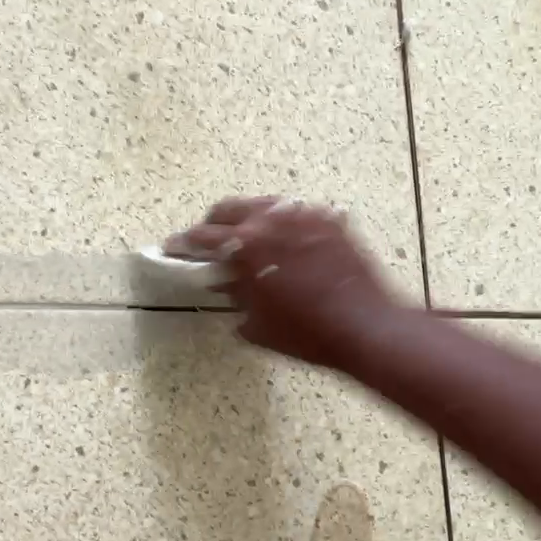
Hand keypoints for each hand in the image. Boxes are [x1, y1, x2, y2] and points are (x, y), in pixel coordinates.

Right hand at [165, 196, 399, 370]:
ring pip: (263, 205)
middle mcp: (273, 220)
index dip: (183, 244)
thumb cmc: (307, 334)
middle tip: (208, 244)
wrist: (367, 327)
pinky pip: (295, 213)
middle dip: (214, 225)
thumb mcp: (257, 324)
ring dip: (248, 219)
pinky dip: (282, 225)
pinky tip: (284, 242)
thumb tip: (225, 284)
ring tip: (245, 240)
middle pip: (229, 208)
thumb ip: (234, 297)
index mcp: (247, 244)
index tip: (172, 248)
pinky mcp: (330, 220)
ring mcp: (305, 215)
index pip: (202, 237)